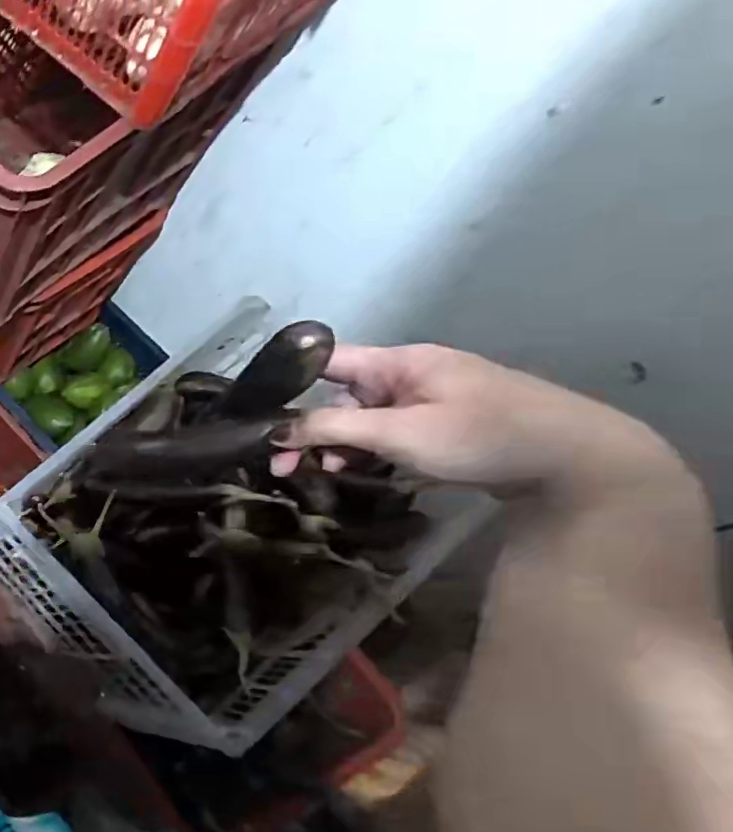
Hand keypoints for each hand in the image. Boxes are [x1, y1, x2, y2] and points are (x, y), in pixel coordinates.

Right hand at [273, 343, 678, 498]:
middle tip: (281, 467)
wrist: (576, 463)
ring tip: (328, 472)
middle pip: (335, 398)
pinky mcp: (434, 425)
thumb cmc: (483, 437)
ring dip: (333, 446)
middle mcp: (406, 375)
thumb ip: (329, 428)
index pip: (326, 359)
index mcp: (399, 362)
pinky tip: (358, 470)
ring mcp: (422, 401)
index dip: (287, 378)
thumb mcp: (397, 433)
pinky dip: (361, 452)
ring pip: (355, 420)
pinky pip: (379, 433)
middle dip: (306, 431)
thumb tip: (274, 430)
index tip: (255, 412)